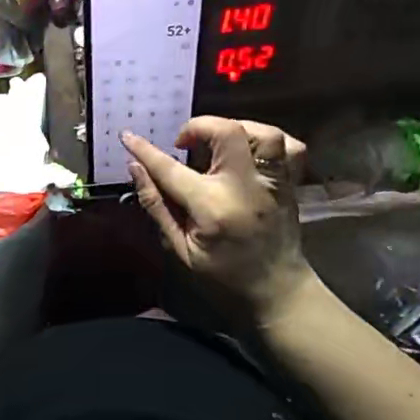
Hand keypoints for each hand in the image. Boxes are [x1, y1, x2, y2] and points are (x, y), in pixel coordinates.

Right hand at [122, 117, 312, 318]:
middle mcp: (246, 187)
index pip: (171, 168)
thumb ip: (157, 206)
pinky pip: (291, 146)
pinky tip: (250, 151)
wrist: (277, 291)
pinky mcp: (291, 183)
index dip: (145, 150)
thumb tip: (135, 168)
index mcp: (212, 207)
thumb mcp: (179, 250)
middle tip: (184, 144)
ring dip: (235, 128)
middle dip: (199, 127)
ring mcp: (274, 183)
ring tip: (217, 143)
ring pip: (263, 132)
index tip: (128, 136)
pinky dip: (269, 140)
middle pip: (228, 132)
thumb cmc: (222, 276)